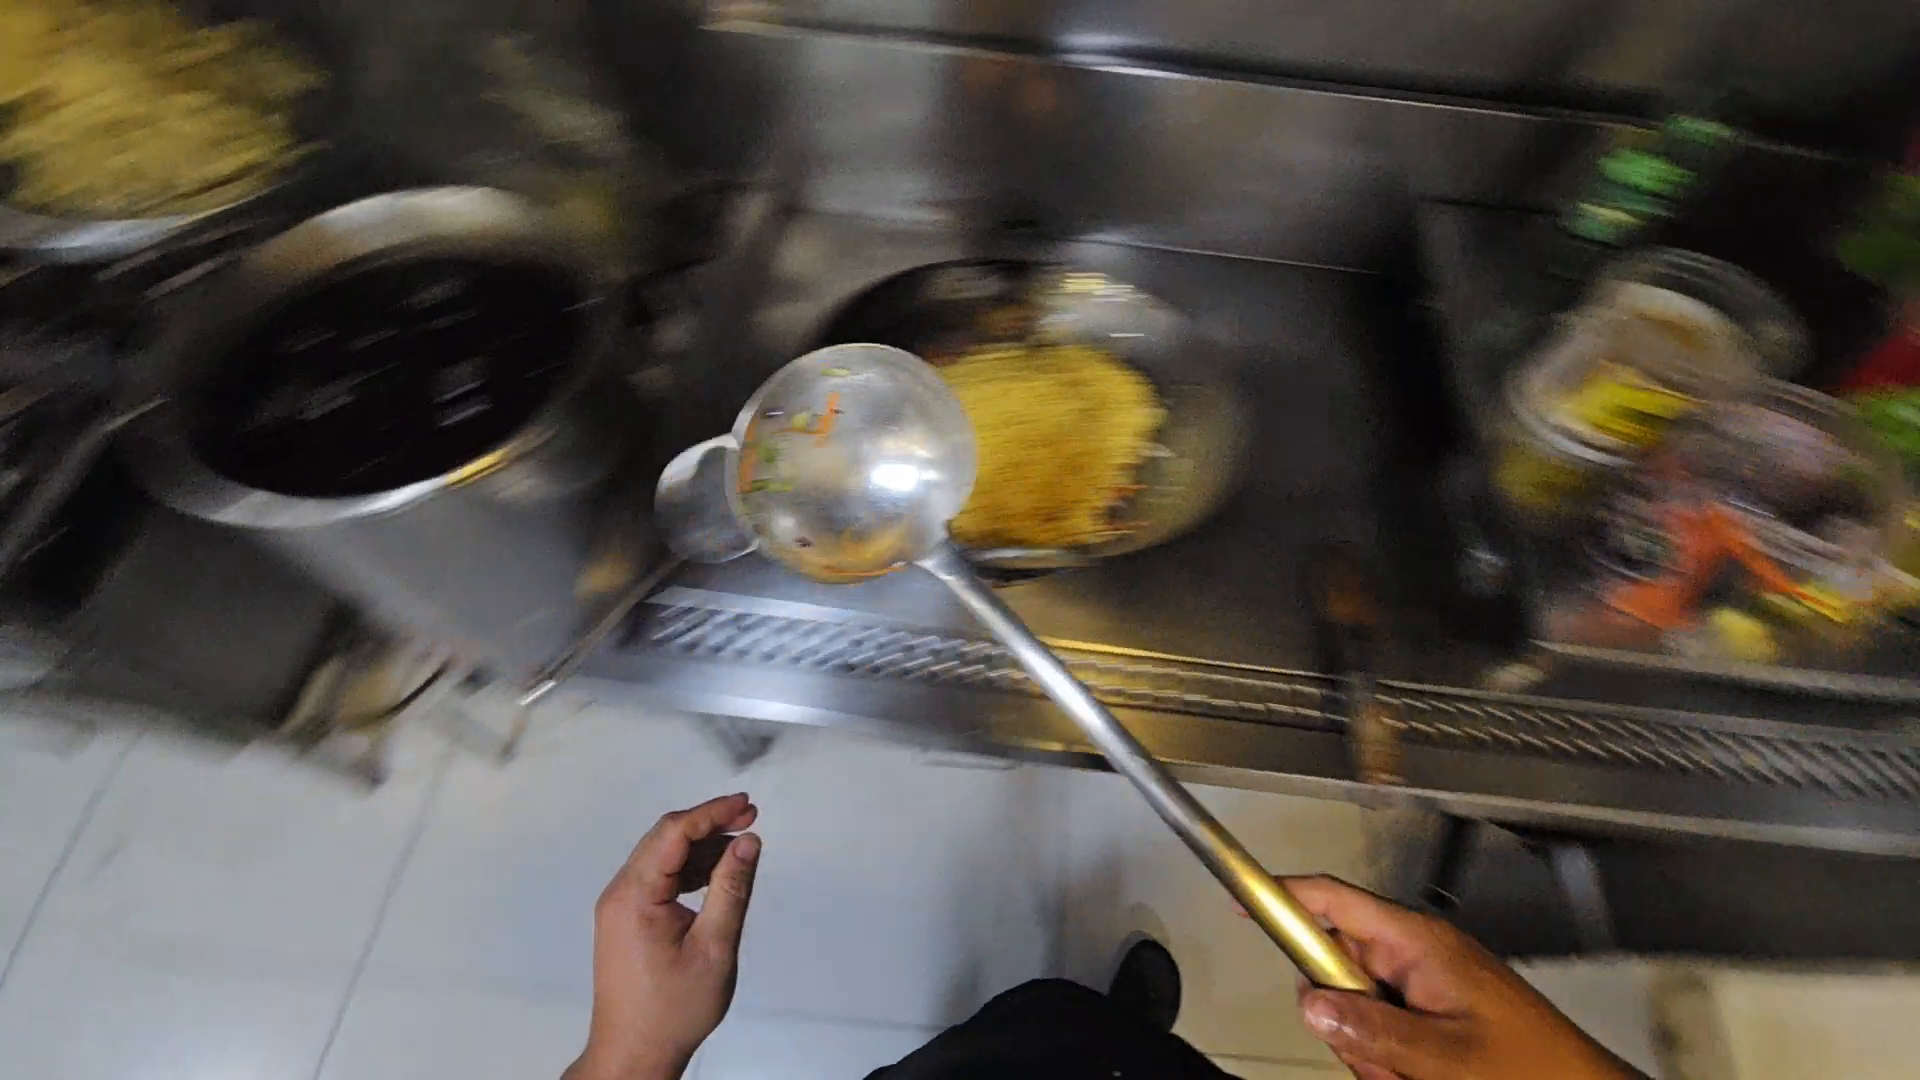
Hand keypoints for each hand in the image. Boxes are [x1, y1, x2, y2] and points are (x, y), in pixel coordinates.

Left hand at [565, 794, 762, 1079]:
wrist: (633, 1058)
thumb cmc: (675, 1007)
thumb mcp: (715, 947)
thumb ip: (732, 888)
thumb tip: (749, 839)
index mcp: (635, 895)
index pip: (674, 832)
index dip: (713, 812)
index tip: (749, 805)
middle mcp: (620, 892)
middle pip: (665, 837)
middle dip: (709, 821)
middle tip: (751, 816)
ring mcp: (620, 905)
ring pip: (664, 854)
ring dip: (702, 843)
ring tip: (741, 843)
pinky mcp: (627, 918)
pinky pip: (660, 875)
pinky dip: (691, 866)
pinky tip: (718, 872)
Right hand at [1283, 875, 1644, 1079]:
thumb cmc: (1534, 1071)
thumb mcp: (1446, 1058)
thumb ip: (1372, 1028)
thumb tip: (1306, 1002)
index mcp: (1414, 940)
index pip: (1332, 898)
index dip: (1283, 893)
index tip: (1241, 902)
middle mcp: (1412, 952)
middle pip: (1335, 963)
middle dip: (1342, 1017)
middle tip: (1379, 1062)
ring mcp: (1424, 982)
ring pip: (1355, 1005)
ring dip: (1370, 1050)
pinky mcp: (1434, 1010)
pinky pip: (1382, 1026)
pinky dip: (1388, 1060)